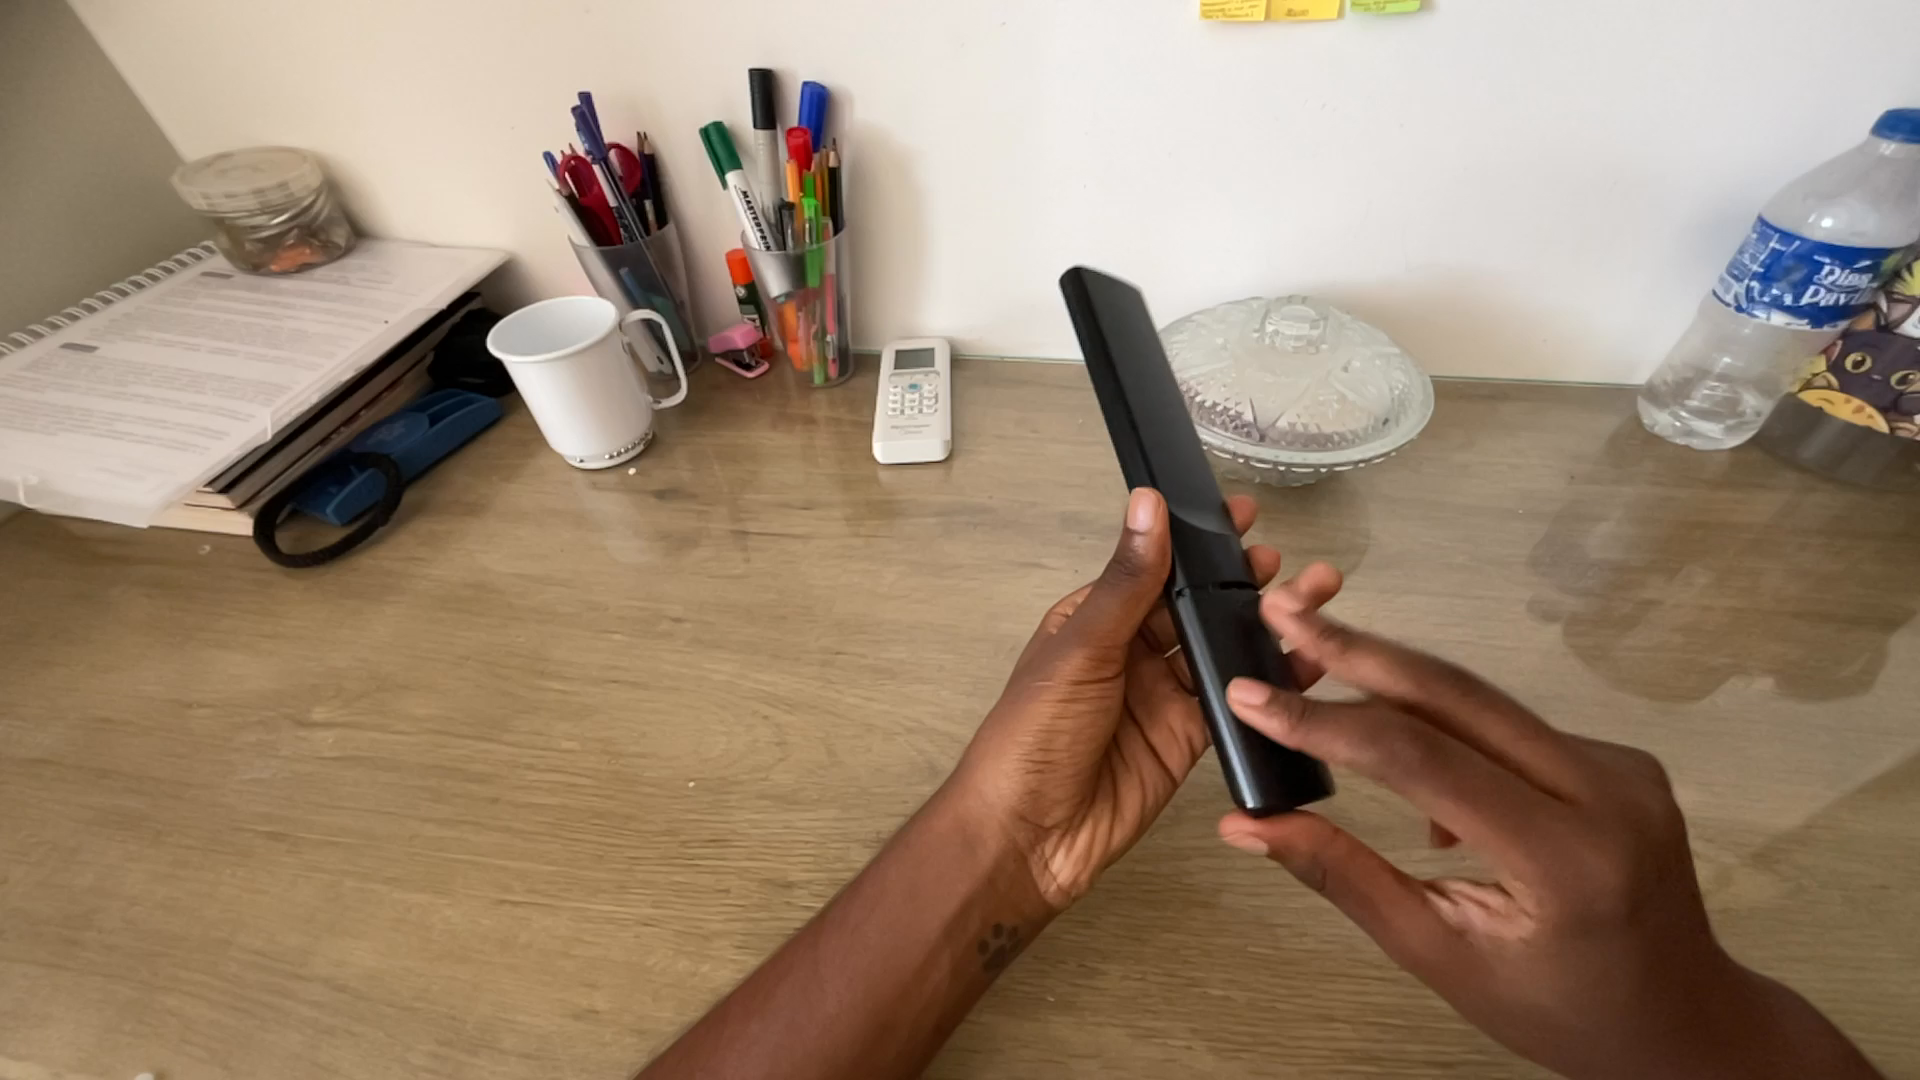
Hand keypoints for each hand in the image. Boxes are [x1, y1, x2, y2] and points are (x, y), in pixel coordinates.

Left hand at [945, 487, 1341, 912]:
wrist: (1031, 835)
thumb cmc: (1038, 729)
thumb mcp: (1082, 649)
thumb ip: (1126, 582)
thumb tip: (1148, 502)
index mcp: (1095, 618)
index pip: (1153, 568)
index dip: (1195, 543)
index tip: (1243, 514)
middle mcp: (1130, 650)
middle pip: (1193, 607)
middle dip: (1238, 582)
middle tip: (1287, 562)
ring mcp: (1161, 695)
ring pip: (1219, 651)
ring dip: (1260, 627)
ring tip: (1315, 599)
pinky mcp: (1187, 738)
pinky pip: (1232, 702)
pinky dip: (1267, 684)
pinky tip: (1306, 664)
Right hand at [1217, 597, 1883, 1079]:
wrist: (1693, 1026)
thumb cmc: (1557, 1010)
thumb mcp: (1436, 956)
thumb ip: (1339, 874)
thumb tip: (1242, 823)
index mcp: (1563, 858)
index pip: (1418, 759)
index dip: (1322, 721)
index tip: (1246, 695)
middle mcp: (1603, 791)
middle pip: (1450, 693)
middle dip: (1350, 646)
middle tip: (1278, 609)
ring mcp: (1615, 763)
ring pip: (1468, 695)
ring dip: (1378, 666)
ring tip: (1306, 637)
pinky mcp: (1608, 753)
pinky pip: (1492, 718)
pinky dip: (1424, 713)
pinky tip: (1385, 734)